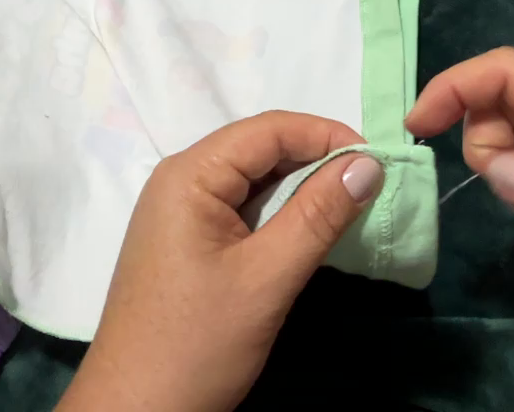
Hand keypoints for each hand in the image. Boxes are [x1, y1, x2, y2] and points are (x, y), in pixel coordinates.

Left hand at [57, 111, 384, 411]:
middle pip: (258, 148)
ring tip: (352, 199)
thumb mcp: (266, 278)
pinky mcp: (187, 236)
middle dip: (316, 157)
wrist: (134, 409)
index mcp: (190, 172)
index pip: (267, 129)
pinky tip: (310, 223)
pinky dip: (279, 208)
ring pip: (251, 177)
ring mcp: (181, 207)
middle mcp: (182, 177)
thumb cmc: (198, 342)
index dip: (324, 134)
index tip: (379, 159)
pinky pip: (240, 204)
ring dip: (300, 183)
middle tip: (373, 182)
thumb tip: (367, 163)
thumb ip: (317, 216)